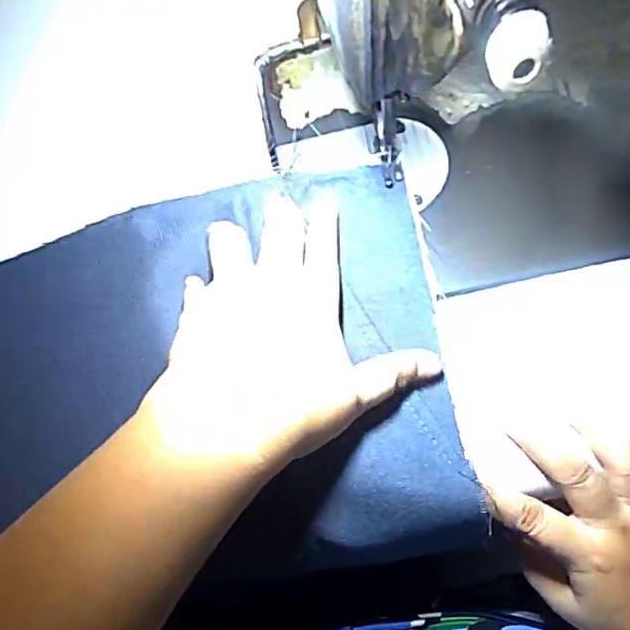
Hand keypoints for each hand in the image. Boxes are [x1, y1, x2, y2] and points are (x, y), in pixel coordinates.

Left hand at [142, 192, 443, 472]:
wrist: (225, 428)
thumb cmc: (295, 411)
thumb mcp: (353, 396)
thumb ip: (392, 373)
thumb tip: (433, 366)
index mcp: (313, 298)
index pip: (323, 244)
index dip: (324, 218)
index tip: (324, 200)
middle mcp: (271, 283)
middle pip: (276, 229)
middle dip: (280, 214)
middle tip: (280, 207)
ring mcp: (229, 292)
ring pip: (227, 240)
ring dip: (232, 238)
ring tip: (234, 239)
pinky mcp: (197, 312)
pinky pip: (197, 286)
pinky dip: (201, 287)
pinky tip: (201, 291)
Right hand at [484, 426, 629, 629]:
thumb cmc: (621, 622)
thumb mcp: (568, 608)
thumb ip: (538, 569)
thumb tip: (513, 533)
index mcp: (588, 554)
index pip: (535, 520)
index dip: (502, 497)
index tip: (479, 474)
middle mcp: (618, 525)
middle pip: (578, 475)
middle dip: (542, 446)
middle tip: (516, 425)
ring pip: (626, 462)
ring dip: (599, 434)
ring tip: (573, 418)